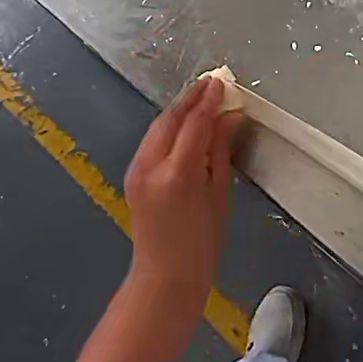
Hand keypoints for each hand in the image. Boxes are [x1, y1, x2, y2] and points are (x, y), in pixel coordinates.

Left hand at [123, 78, 240, 296]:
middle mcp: (150, 166)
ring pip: (158, 126)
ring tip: (201, 96)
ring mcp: (137, 169)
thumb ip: (220, 151)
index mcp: (177, 174)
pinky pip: (153, 140)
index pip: (194, 124)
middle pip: (171, 119)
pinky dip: (170, 126)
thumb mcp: (219, 195)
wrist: (165, 279)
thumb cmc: (202, 244)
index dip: (209, 100)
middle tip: (212, 83)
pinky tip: (185, 121)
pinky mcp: (133, 174)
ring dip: (180, 109)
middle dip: (191, 98)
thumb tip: (229, 116)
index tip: (222, 83)